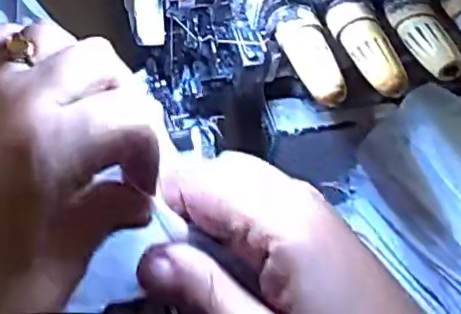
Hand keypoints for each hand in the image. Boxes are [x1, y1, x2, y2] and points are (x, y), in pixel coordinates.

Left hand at [0, 22, 164, 313]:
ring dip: (82, 69)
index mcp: (50, 145)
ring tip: (81, 113)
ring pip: (56, 37)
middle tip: (119, 151)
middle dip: (125, 101)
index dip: (151, 151)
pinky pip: (2, 39)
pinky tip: (30, 86)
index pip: (132, 117)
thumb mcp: (42, 282)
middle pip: (103, 60)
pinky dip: (27, 51)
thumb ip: (97, 223)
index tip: (141, 188)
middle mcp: (23, 95)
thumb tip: (132, 197)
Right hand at [138, 152, 419, 313]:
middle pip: (219, 170)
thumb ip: (205, 291)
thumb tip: (149, 256)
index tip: (140, 243)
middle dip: (188, 208)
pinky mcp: (320, 226)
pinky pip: (265, 203)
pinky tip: (239, 272)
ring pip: (240, 184)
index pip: (198, 175)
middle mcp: (296, 194)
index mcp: (282, 213)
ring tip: (202, 274)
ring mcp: (312, 206)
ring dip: (213, 217)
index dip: (163, 203)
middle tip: (171, 267)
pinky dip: (241, 225)